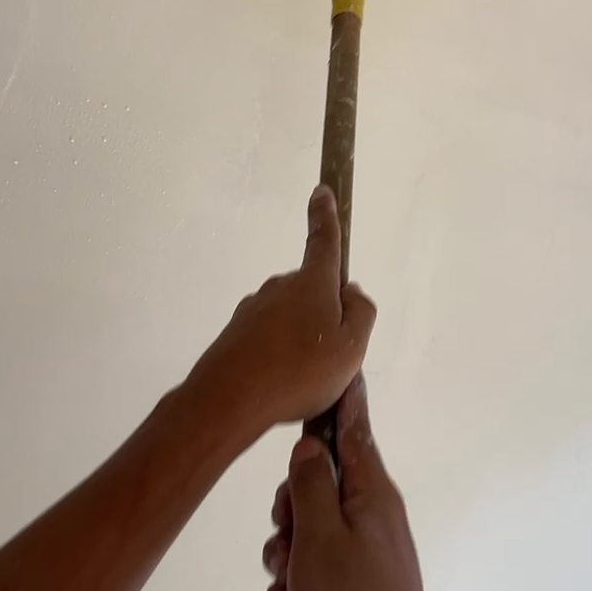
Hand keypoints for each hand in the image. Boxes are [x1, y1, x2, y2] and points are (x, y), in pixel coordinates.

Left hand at [184, 186, 375, 430]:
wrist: (230, 399)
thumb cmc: (300, 371)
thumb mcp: (352, 348)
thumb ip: (361, 314)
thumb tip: (351, 290)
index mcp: (312, 283)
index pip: (324, 242)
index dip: (326, 217)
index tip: (321, 191)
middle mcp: (280, 287)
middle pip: (311, 290)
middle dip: (324, 313)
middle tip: (332, 357)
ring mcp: (254, 308)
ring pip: (290, 317)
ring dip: (301, 339)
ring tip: (305, 380)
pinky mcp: (236, 333)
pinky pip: (269, 338)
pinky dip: (279, 354)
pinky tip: (280, 384)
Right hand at [261, 380, 452, 590]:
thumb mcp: (319, 539)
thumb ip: (309, 486)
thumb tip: (309, 446)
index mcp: (372, 496)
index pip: (355, 431)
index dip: (345, 400)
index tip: (347, 368)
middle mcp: (373, 520)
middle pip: (319, 486)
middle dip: (290, 510)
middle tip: (284, 538)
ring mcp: (366, 557)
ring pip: (310, 534)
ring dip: (287, 559)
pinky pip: (316, 574)